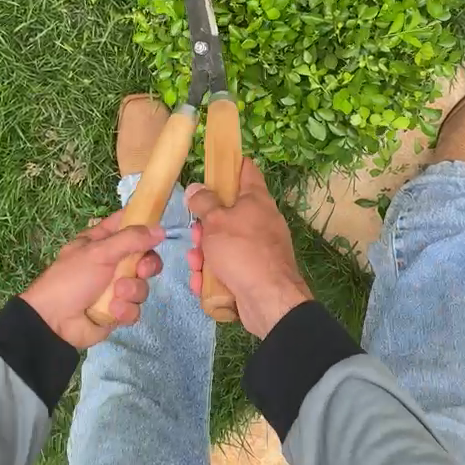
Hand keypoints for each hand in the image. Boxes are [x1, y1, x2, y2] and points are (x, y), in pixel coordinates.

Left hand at [20, 210, 164, 348]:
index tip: (160, 228)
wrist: (54, 321)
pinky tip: (112, 311)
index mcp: (103, 241)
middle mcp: (112, 262)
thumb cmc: (72, 278)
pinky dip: (125, 310)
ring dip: (132, 290)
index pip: (128, 223)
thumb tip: (160, 230)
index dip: (144, 223)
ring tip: (116, 295)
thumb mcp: (100, 252)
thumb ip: (131, 239)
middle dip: (146, 265)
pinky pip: (135, 308)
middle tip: (140, 270)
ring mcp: (116, 288)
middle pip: (144, 257)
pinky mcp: (118, 311)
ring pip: (142, 285)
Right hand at [187, 158, 313, 337]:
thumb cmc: (242, 250)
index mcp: (256, 199)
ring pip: (223, 242)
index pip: (245, 169)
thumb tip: (195, 188)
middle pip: (227, 212)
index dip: (228, 164)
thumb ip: (203, 202)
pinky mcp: (254, 272)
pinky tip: (201, 283)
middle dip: (204, 225)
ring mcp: (258, 248)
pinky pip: (228, 266)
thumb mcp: (215, 221)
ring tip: (196, 265)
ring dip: (204, 253)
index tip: (209, 169)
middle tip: (196, 234)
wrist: (268, 300)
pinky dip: (213, 273)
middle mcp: (260, 220)